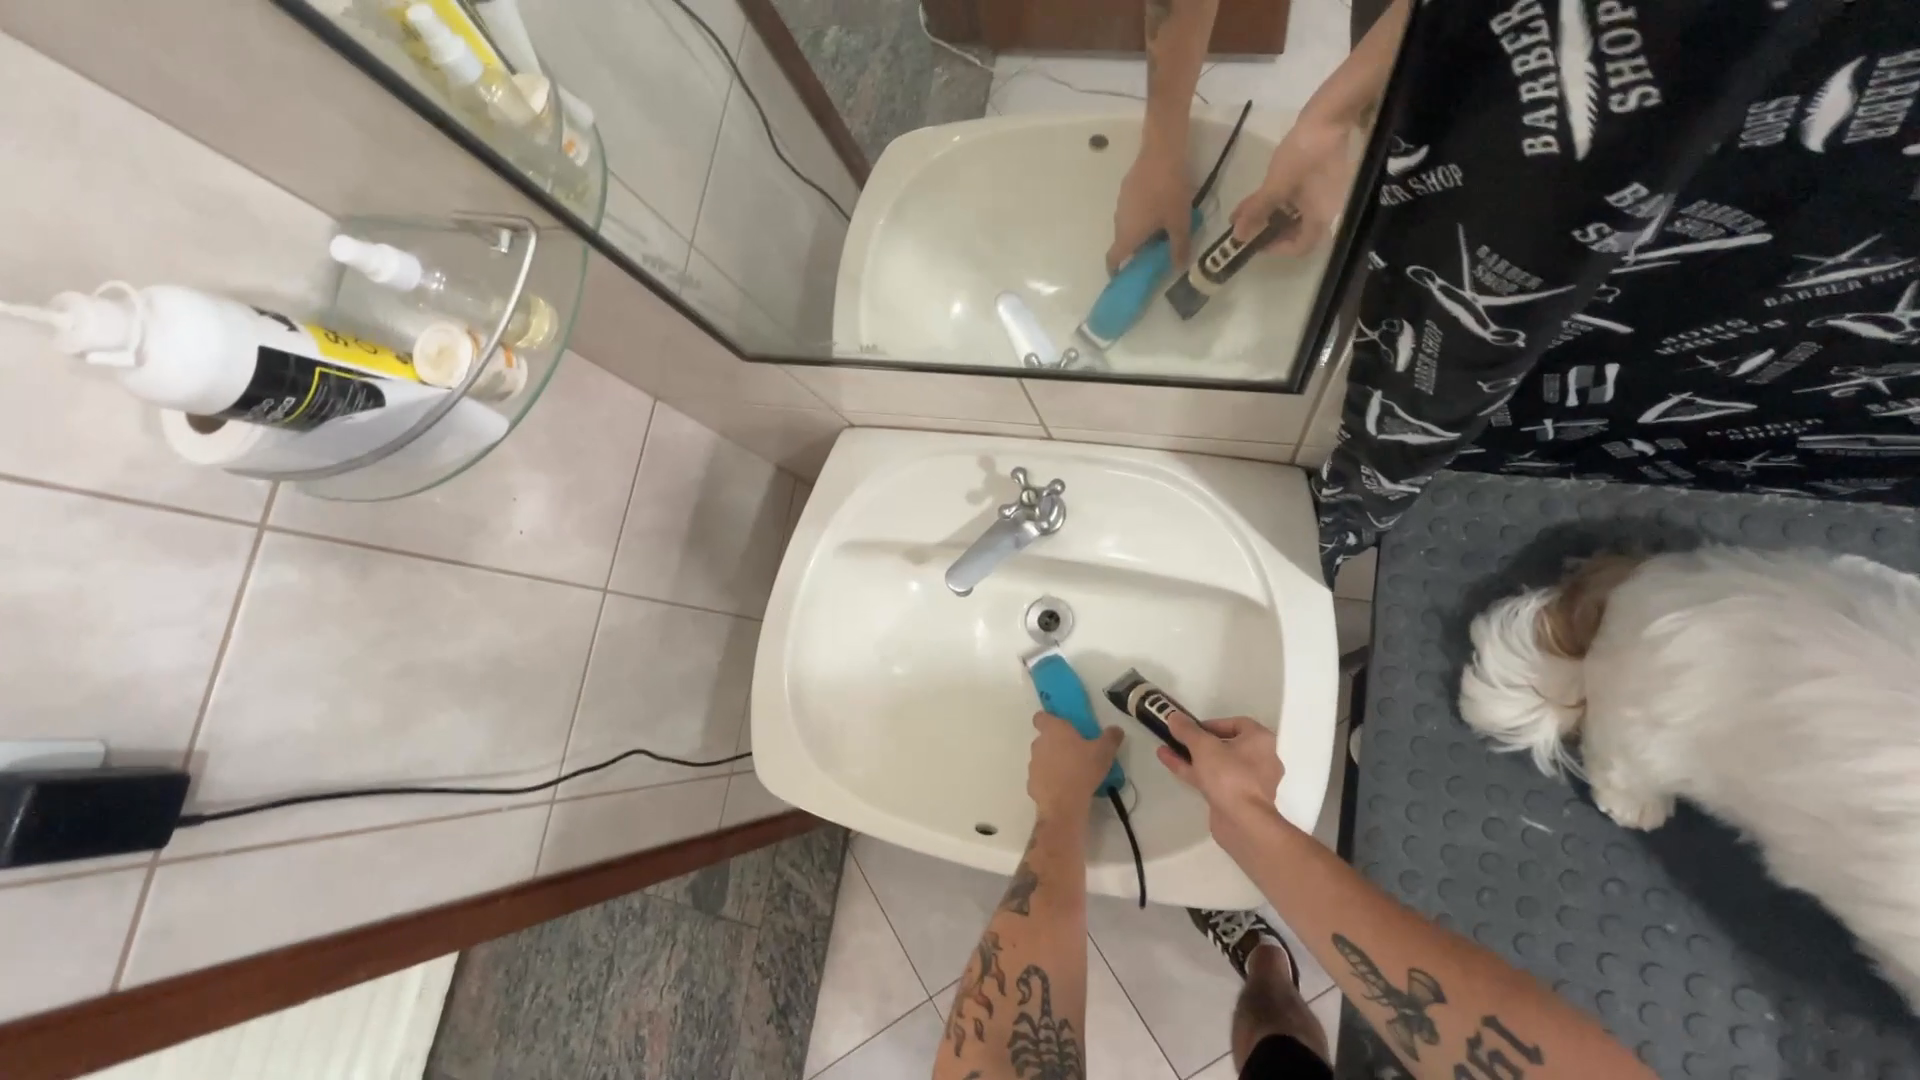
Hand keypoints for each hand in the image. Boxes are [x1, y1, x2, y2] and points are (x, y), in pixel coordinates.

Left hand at [1027, 711, 1123, 817]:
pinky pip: (1041, 779)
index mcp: (1053, 730)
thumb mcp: (1104, 752)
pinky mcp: (1031, 784)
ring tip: (1071, 774)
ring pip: (1042, 759)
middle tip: (1075, 753)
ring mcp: (1033, 765)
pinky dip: (1049, 782)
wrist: (1063, 804)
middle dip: (1056, 744)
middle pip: (1044, 739)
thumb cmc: (1082, 770)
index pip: (1040, 717)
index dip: (1048, 720)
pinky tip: (1064, 790)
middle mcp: (1039, 744)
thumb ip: (1110, 738)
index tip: (1061, 727)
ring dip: (1052, 763)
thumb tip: (1116, 729)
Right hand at [1109, 145, 1193, 273]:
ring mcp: (1120, 204)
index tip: (1121, 276)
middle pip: (1122, 243)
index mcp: (1128, 236)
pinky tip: (1157, 205)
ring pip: (1126, 225)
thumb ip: (1178, 247)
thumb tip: (1178, 266)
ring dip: (1138, 231)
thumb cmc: (1168, 192)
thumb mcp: (1179, 222)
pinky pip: (1130, 210)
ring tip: (1159, 227)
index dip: (1115, 271)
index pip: (1113, 259)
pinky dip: (1139, 215)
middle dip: (1135, 250)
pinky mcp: (1125, 189)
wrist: (1161, 152)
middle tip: (1154, 250)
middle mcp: (1119, 222)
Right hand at [1154, 713, 1283, 833]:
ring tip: (1166, 750)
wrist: (1243, 823)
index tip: (1192, 728)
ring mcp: (1249, 782)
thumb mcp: (1203, 746)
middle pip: (1225, 745)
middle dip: (1198, 742)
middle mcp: (1260, 760)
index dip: (1212, 723)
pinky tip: (1172, 765)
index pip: (1237, 723)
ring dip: (1191, 757)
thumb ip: (1187, 730)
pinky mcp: (1237, 800)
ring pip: (1217, 764)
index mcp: (1260, 741)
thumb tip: (1174, 717)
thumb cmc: (1229, 775)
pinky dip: (1195, 772)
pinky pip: (1215, 780)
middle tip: (1178, 739)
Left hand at [1228, 115, 1352, 257]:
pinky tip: (1257, 196)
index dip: (1276, 248)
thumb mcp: (1274, 187)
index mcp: (1319, 218)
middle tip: (1247, 227)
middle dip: (1268, 231)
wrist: (1329, 116)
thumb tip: (1237, 237)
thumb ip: (1256, 213)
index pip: (1300, 248)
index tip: (1255, 240)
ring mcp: (1323, 194)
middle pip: (1296, 232)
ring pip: (1293, 214)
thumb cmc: (1303, 155)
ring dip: (1269, 215)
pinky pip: (1297, 198)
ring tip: (1244, 213)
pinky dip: (1278, 200)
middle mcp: (1325, 210)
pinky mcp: (1320, 178)